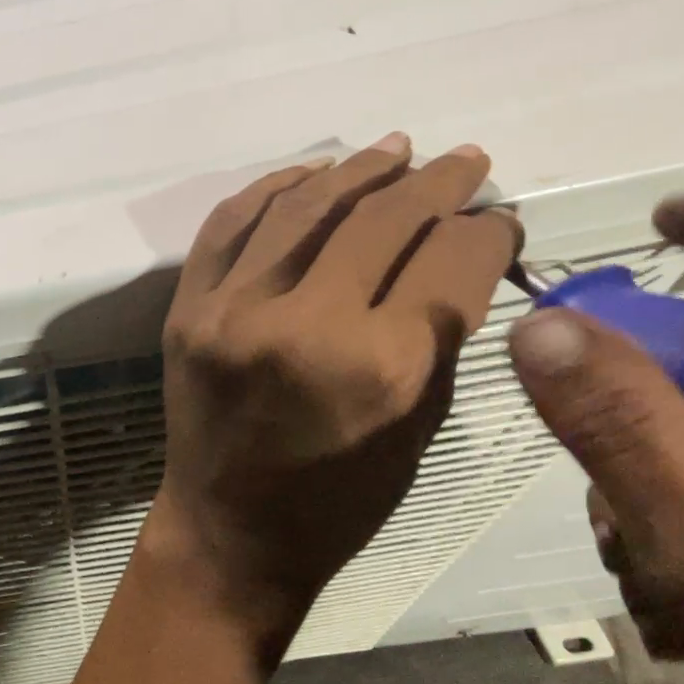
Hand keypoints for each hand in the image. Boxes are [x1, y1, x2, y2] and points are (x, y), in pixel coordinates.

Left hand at [144, 133, 520, 650]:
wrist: (226, 533)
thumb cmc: (336, 501)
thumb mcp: (417, 427)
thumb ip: (443, 332)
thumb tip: (468, 244)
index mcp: (378, 368)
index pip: (451, 259)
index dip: (488, 231)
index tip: (499, 220)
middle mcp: (300, 326)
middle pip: (380, 218)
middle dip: (435, 182)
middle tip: (465, 162)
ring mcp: (228, 312)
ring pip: (302, 206)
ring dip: (356, 170)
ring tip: (394, 150)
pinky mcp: (184, 311)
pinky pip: (227, 224)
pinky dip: (272, 189)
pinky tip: (310, 175)